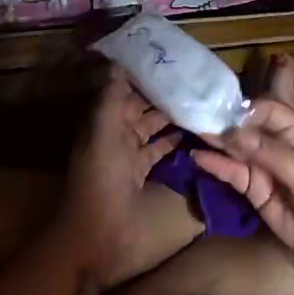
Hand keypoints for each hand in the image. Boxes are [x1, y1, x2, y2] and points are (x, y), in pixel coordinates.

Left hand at [56, 67, 180, 282]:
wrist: (94, 237)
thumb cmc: (99, 181)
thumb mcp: (103, 134)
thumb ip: (111, 99)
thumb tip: (117, 61)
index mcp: (104, 121)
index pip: (124, 88)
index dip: (142, 73)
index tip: (168, 57)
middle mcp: (116, 133)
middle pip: (141, 106)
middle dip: (162, 92)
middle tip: (193, 77)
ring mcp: (130, 154)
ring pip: (153, 126)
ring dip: (172, 115)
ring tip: (199, 99)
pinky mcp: (142, 173)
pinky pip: (160, 149)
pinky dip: (175, 140)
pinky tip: (194, 131)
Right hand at [194, 57, 293, 278]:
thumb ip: (273, 154)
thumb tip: (236, 133)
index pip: (270, 112)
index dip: (249, 112)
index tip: (228, 117)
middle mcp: (281, 148)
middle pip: (250, 129)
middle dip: (227, 122)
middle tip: (197, 116)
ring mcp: (268, 171)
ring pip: (238, 151)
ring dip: (217, 142)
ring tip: (191, 131)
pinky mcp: (258, 194)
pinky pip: (235, 175)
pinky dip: (217, 166)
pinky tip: (198, 157)